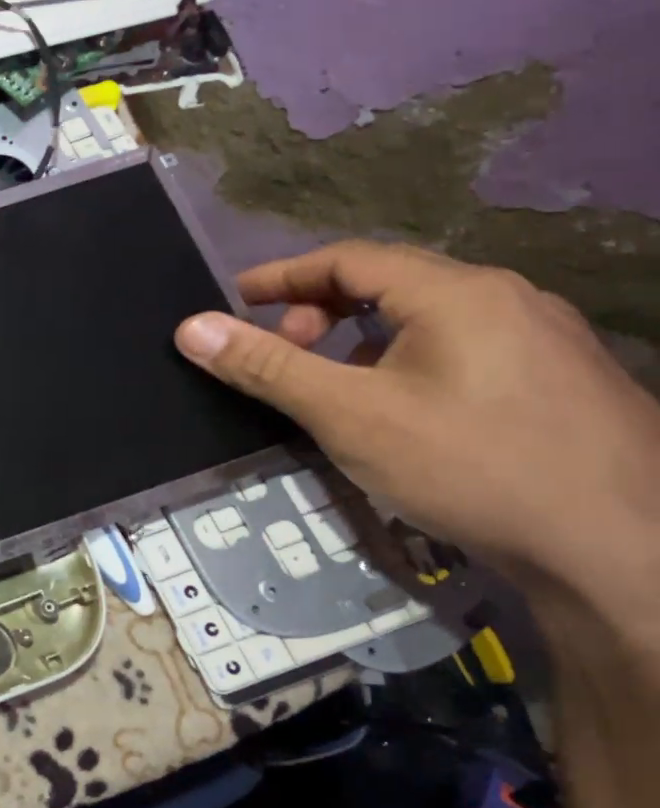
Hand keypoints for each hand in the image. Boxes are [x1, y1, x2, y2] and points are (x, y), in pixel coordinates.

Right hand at [173, 241, 659, 585]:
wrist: (621, 549)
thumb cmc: (470, 466)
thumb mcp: (348, 415)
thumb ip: (267, 367)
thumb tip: (191, 327)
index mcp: (457, 293)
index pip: (349, 259)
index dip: (283, 275)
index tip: (235, 300)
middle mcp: (508, 299)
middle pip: (391, 282)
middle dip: (320, 309)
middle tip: (283, 351)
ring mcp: (545, 339)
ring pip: (430, 317)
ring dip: (364, 337)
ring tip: (333, 384)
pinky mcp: (564, 380)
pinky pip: (466, 346)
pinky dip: (409, 358)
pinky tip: (401, 409)